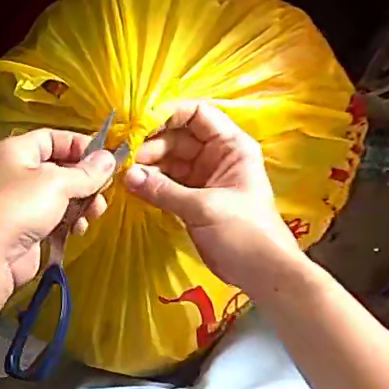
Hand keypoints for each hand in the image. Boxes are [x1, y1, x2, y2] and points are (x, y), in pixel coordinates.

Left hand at [0, 129, 116, 312]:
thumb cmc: (21, 208)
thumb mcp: (58, 183)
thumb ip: (87, 172)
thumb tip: (109, 158)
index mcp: (17, 151)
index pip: (53, 138)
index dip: (79, 145)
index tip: (105, 158)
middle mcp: (18, 172)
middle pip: (60, 167)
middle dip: (85, 179)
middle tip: (104, 191)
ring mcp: (22, 202)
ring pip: (62, 195)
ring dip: (82, 203)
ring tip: (95, 212)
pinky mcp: (28, 227)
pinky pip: (56, 217)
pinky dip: (70, 221)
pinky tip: (79, 229)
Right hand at [123, 102, 304, 295]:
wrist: (262, 273)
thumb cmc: (245, 234)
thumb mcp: (204, 208)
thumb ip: (164, 191)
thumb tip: (128, 175)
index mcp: (231, 147)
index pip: (197, 115)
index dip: (168, 115)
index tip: (139, 126)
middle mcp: (217, 157)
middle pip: (178, 138)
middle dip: (152, 146)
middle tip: (127, 159)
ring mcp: (204, 178)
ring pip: (170, 162)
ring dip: (148, 166)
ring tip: (126, 175)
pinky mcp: (194, 200)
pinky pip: (168, 184)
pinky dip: (152, 185)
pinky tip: (133, 187)